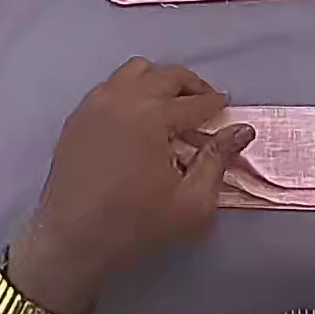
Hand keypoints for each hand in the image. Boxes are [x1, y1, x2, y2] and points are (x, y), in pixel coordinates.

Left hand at [9, 58, 254, 313]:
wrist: (71, 242)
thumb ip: (218, 159)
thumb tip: (242, 130)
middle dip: (192, 86)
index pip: (194, 101)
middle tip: (206, 102)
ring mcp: (95, 104)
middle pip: (166, 75)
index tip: (227, 107)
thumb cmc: (136, 225)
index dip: (215, 103)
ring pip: (135, 71)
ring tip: (172, 105)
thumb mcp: (192, 201)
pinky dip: (131, 89)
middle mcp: (122, 99)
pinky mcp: (77, 117)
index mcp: (151, 117)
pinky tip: (138, 116)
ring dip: (160, 81)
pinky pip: (110, 85)